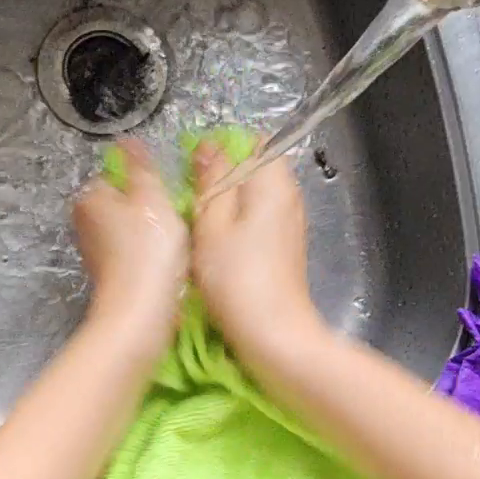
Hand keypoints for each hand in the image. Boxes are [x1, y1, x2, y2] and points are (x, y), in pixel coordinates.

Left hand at [73, 139, 188, 339]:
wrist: (140, 312)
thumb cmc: (148, 249)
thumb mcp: (151, 197)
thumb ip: (140, 166)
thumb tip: (126, 139)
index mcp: (89, 197)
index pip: (118, 174)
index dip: (145, 183)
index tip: (165, 197)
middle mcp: (84, 221)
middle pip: (124, 201)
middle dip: (148, 208)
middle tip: (171, 220)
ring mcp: (94, 250)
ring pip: (129, 228)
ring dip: (151, 232)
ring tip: (171, 244)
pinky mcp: (108, 273)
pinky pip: (132, 252)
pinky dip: (148, 254)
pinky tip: (165, 264)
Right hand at [191, 140, 326, 360]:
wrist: (273, 335)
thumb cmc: (236, 277)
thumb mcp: (211, 224)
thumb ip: (212, 181)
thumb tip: (209, 147)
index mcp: (273, 183)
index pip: (255, 142)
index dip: (223, 148)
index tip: (195, 168)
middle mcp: (289, 197)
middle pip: (254, 169)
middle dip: (222, 177)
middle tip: (190, 199)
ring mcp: (289, 224)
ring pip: (253, 197)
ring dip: (225, 204)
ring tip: (197, 223)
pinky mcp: (283, 248)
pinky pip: (257, 220)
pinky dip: (235, 225)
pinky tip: (214, 246)